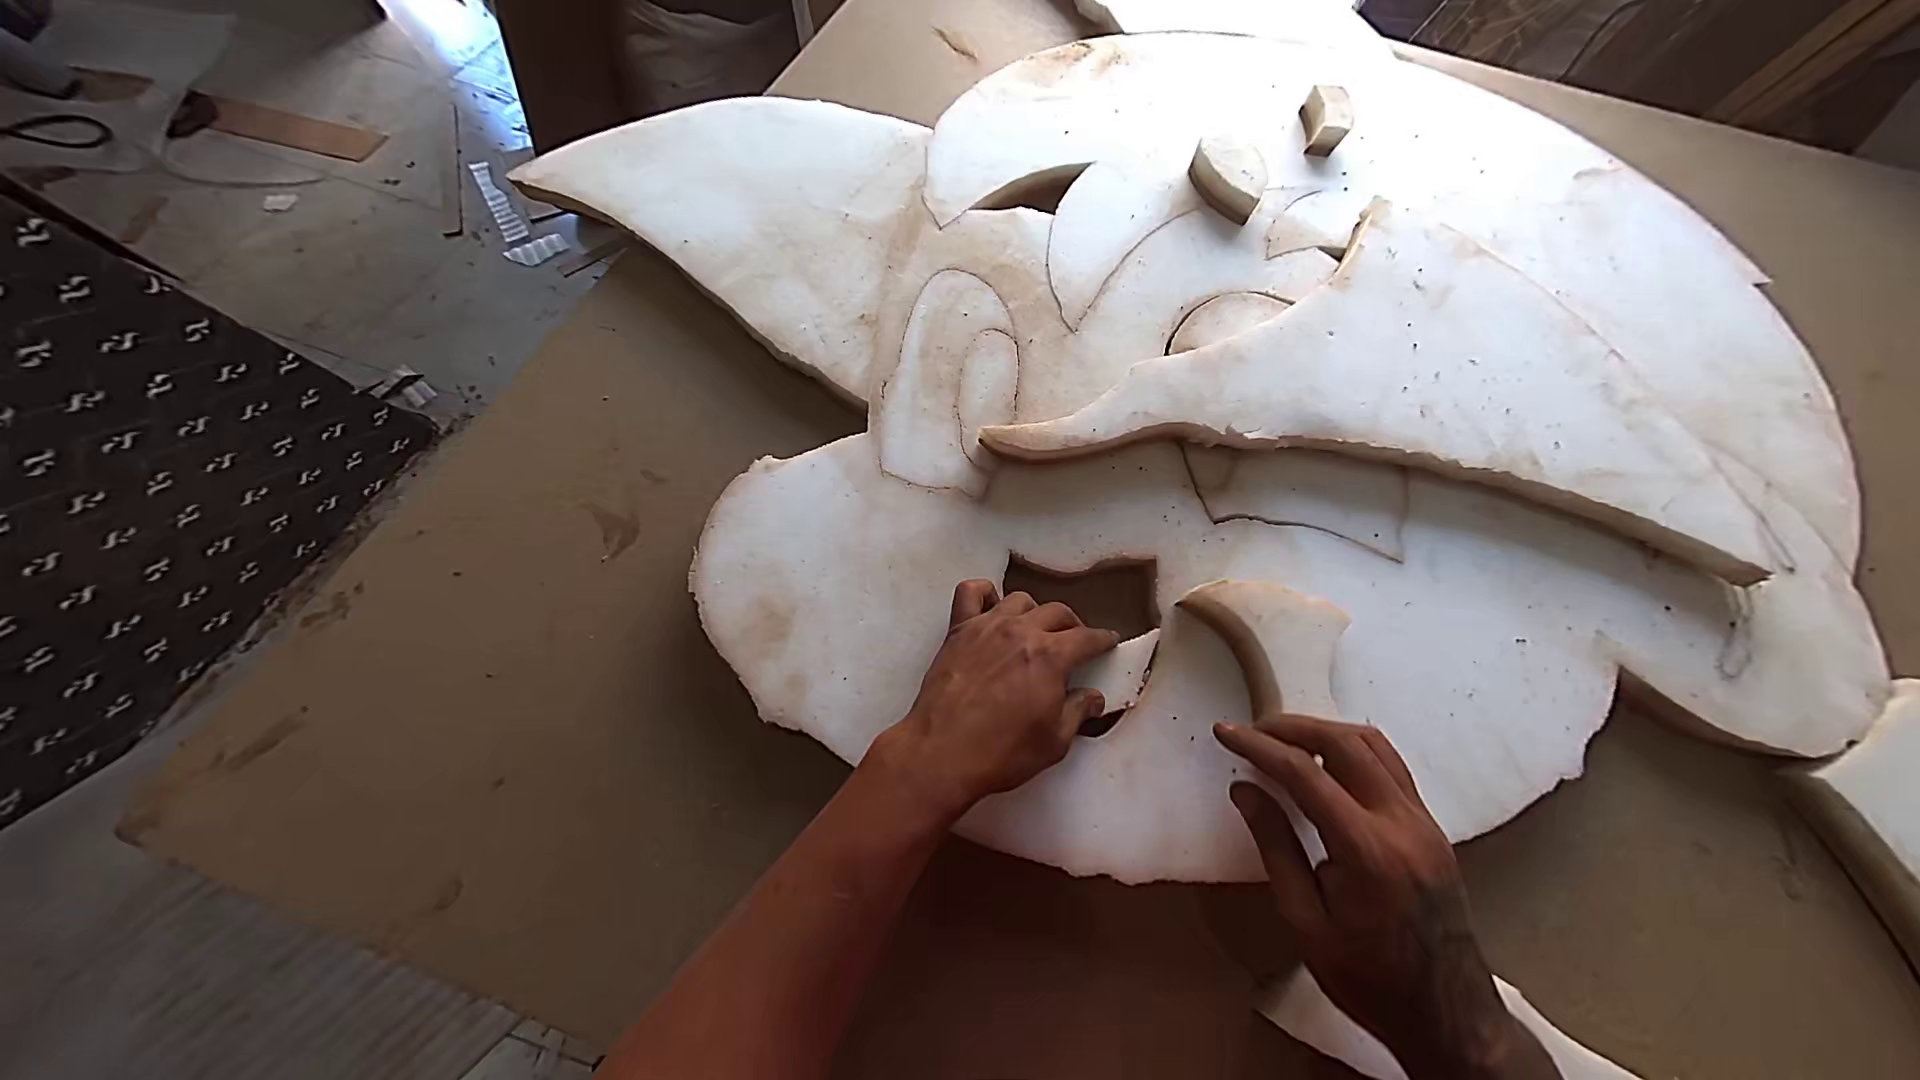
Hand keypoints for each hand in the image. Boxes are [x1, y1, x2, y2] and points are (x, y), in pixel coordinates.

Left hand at [866, 580, 1118, 821]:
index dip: (1102, 640)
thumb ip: (1078, 712)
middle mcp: (1020, 631)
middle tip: (1075, 641)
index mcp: (1050, 656)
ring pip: (1020, 600)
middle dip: (1073, 625)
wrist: (941, 753)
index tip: (1107, 641)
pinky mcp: (958, 630)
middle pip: (1057, 612)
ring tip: (1035, 628)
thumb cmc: (1001, 752)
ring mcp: (986, 626)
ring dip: (1034, 611)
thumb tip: (1093, 698)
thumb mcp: (1054, 742)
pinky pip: (971, 593)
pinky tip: (992, 607)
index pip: (1087, 638)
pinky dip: (985, 593)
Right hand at [1215, 715, 1558, 1079]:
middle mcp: (1402, 823)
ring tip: (1283, 740)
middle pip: (1344, 742)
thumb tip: (1244, 789)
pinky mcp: (1432, 827)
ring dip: (1322, 731)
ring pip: (1373, 744)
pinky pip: (1389, 765)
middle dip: (1291, 727)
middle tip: (1252, 731)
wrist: (1450, 1020)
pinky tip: (1323, 761)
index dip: (1257, 746)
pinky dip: (1349, 748)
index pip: (1304, 773)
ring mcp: (1424, 822)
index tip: (1224, 732)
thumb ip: (1274, 845)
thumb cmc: (1366, 978)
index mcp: (1367, 850)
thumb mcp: (1303, 919)